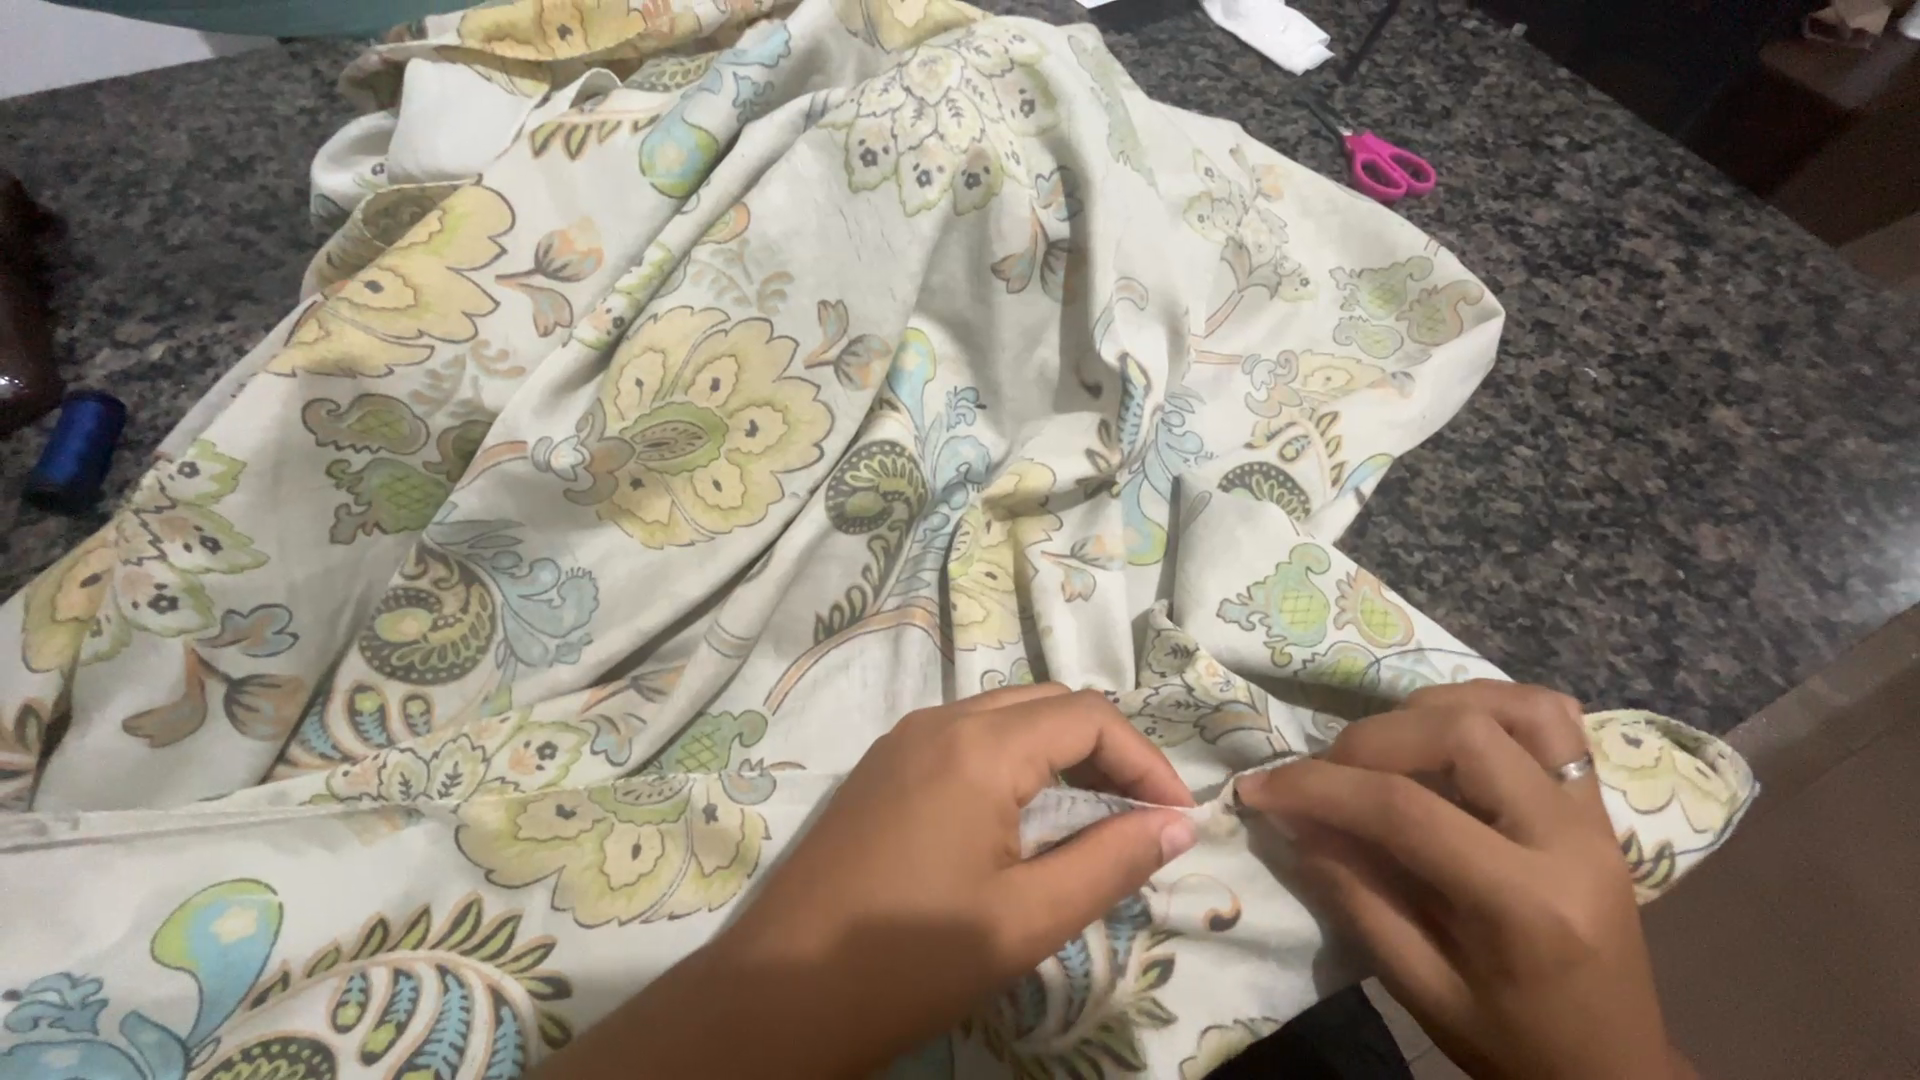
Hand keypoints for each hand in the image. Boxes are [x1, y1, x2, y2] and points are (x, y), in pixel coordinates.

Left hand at [539, 685, 1196, 1078]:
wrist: (777, 992)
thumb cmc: (908, 960)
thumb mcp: (1027, 920)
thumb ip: (1112, 862)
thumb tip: (1177, 824)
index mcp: (979, 746)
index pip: (1088, 717)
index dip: (1144, 760)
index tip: (1177, 817)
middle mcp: (939, 720)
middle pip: (1047, 703)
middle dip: (1106, 749)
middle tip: (1141, 812)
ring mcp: (902, 738)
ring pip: (1005, 714)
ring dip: (1059, 750)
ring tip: (1093, 811)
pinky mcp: (880, 765)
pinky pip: (965, 735)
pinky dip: (1013, 757)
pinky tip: (1021, 810)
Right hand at [1238, 681, 1689, 1079]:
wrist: (1613, 1069)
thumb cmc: (1510, 1041)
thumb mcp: (1416, 986)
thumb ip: (1350, 893)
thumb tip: (1291, 817)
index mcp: (1527, 904)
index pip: (1404, 809)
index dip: (1316, 787)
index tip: (1258, 788)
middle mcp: (1572, 841)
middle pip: (1459, 733)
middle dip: (1366, 741)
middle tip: (1324, 775)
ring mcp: (1595, 815)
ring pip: (1510, 707)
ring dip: (1427, 710)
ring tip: (1381, 749)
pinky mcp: (1597, 806)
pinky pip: (1551, 718)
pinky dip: (1485, 704)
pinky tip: (1441, 729)